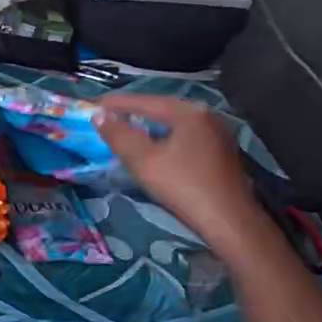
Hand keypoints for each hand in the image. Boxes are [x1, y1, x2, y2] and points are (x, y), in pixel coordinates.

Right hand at [92, 94, 261, 248]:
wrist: (228, 220)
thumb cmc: (183, 186)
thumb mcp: (143, 161)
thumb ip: (119, 136)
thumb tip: (100, 116)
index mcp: (189, 113)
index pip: (145, 101)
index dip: (116, 103)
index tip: (93, 106)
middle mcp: (207, 115)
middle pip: (162, 108)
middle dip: (133, 112)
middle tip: (107, 117)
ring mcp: (218, 133)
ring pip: (174, 122)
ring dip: (149, 124)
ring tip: (126, 129)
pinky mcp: (221, 150)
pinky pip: (185, 134)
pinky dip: (164, 136)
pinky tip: (155, 146)